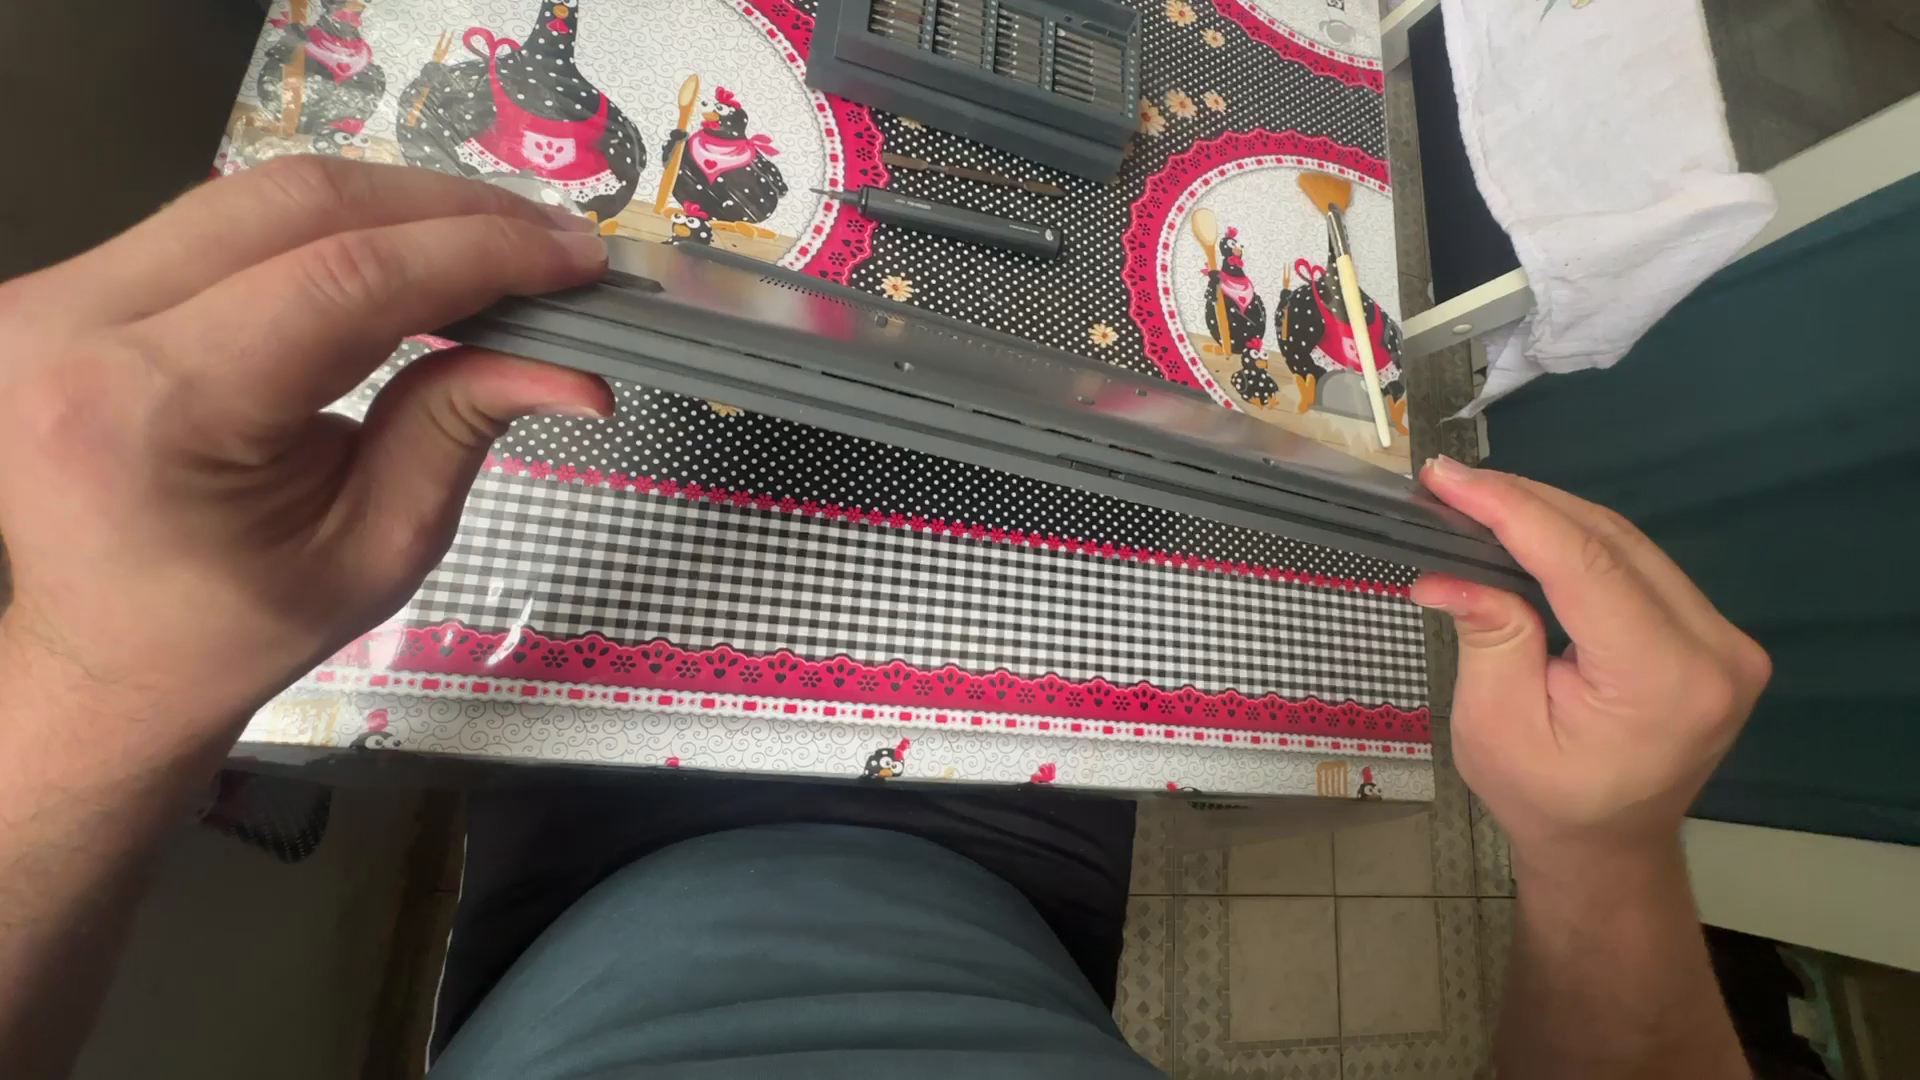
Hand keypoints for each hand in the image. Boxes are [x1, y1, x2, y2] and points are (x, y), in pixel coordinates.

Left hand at [0, 157, 612, 750]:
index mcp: (158, 408)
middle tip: (563, 242)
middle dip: (456, 212)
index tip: (580, 259)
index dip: (482, 255)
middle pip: (302, 206)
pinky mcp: (85, 284)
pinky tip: (431, 253)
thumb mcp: (391, 538)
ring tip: (516, 243)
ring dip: (413, 209)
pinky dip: (360, 227)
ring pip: (271, 195)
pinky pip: (243, 222)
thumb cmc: (260, 619)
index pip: (348, 282)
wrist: (117, 649)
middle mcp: (78, 320)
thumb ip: (466, 426)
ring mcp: (63, 289)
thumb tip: (577, 374)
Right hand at [1412, 456, 1770, 863]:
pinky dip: (1567, 534)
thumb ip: (1488, 638)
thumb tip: (1445, 575)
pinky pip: (1629, 561)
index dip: (1512, 512)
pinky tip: (1519, 522)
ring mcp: (1718, 637)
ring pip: (1623, 541)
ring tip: (1471, 493)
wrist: (1604, 840)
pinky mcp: (1701, 632)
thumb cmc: (1540, 795)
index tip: (1446, 480)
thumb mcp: (1494, 724)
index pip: (1584, 566)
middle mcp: (1713, 648)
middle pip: (1610, 541)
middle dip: (1522, 500)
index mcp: (1664, 680)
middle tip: (1446, 479)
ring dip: (1543, 510)